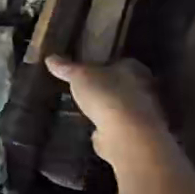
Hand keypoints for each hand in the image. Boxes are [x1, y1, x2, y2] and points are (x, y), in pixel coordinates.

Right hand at [45, 55, 172, 165]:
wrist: (127, 134)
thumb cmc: (106, 94)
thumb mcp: (79, 75)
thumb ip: (66, 67)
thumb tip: (50, 58)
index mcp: (134, 69)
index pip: (120, 62)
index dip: (104, 65)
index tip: (88, 70)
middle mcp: (144, 89)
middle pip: (122, 84)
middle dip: (106, 87)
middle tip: (85, 90)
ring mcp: (143, 113)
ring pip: (121, 106)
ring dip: (107, 108)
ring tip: (86, 109)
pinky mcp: (136, 134)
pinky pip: (118, 126)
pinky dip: (108, 127)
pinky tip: (93, 128)